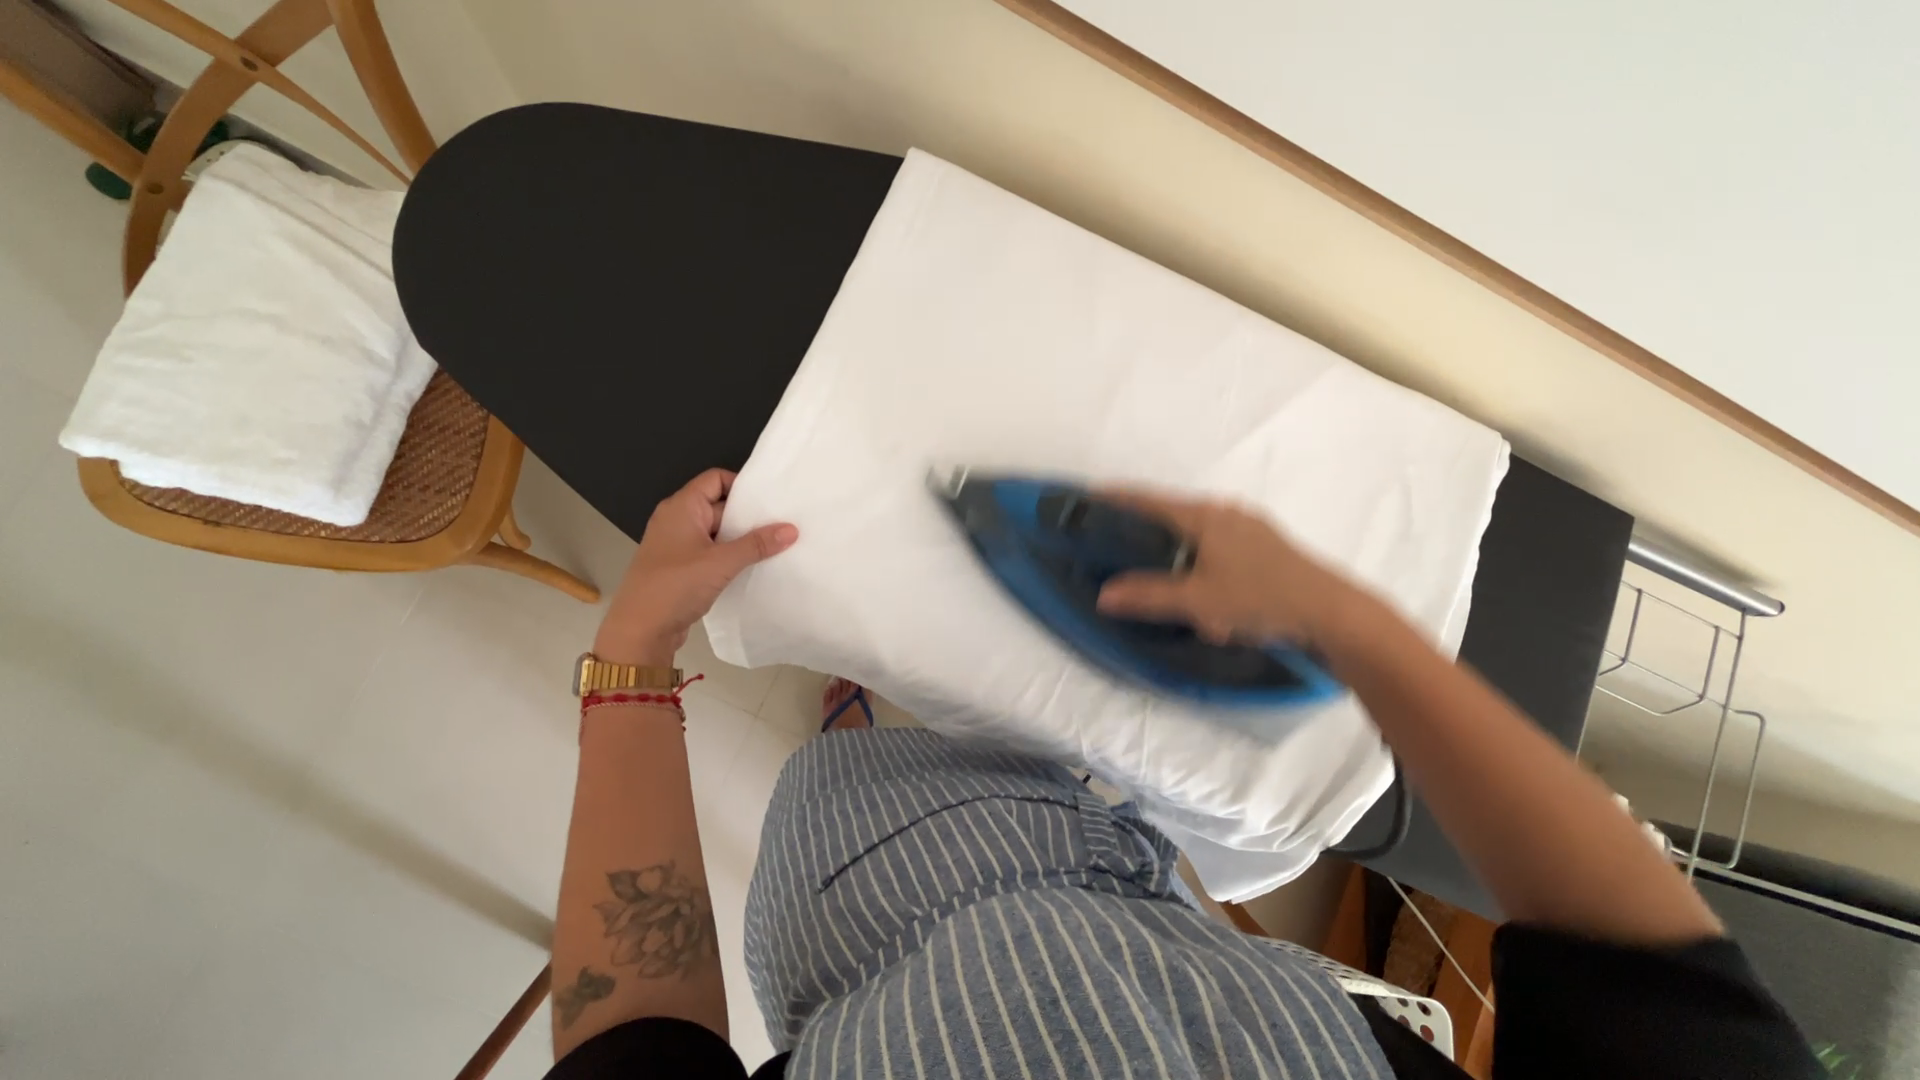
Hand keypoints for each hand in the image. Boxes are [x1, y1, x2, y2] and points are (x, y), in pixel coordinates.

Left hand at [593, 469, 797, 665]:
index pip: (716, 479)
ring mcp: (678, 544)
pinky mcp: (682, 567)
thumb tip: (791, 529)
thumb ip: (757, 544)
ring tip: (776, 545)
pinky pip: (711, 552)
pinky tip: (754, 566)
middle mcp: (678, 519)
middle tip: (782, 523)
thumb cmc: (675, 586)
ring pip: (717, 532)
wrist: (640, 630)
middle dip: (748, 515)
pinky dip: (730, 556)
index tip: (771, 499)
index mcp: (682, 507)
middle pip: (719, 505)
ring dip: (742, 539)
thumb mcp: (721, 562)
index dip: (743, 485)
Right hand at [1094, 489, 1366, 647]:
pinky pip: (1223, 556)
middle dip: (1150, 538)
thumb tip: (1104, 595)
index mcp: (1205, 515)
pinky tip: (1217, 614)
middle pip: (1174, 517)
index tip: (1089, 494)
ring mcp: (1251, 529)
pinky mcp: (1268, 550)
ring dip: (1184, 568)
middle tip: (1122, 551)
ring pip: (1201, 541)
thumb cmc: (1259, 596)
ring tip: (1179, 601)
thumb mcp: (1197, 601)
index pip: (1150, 499)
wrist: (1332, 613)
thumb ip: (1148, 595)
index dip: (1118, 497)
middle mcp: (1227, 513)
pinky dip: (1208, 578)